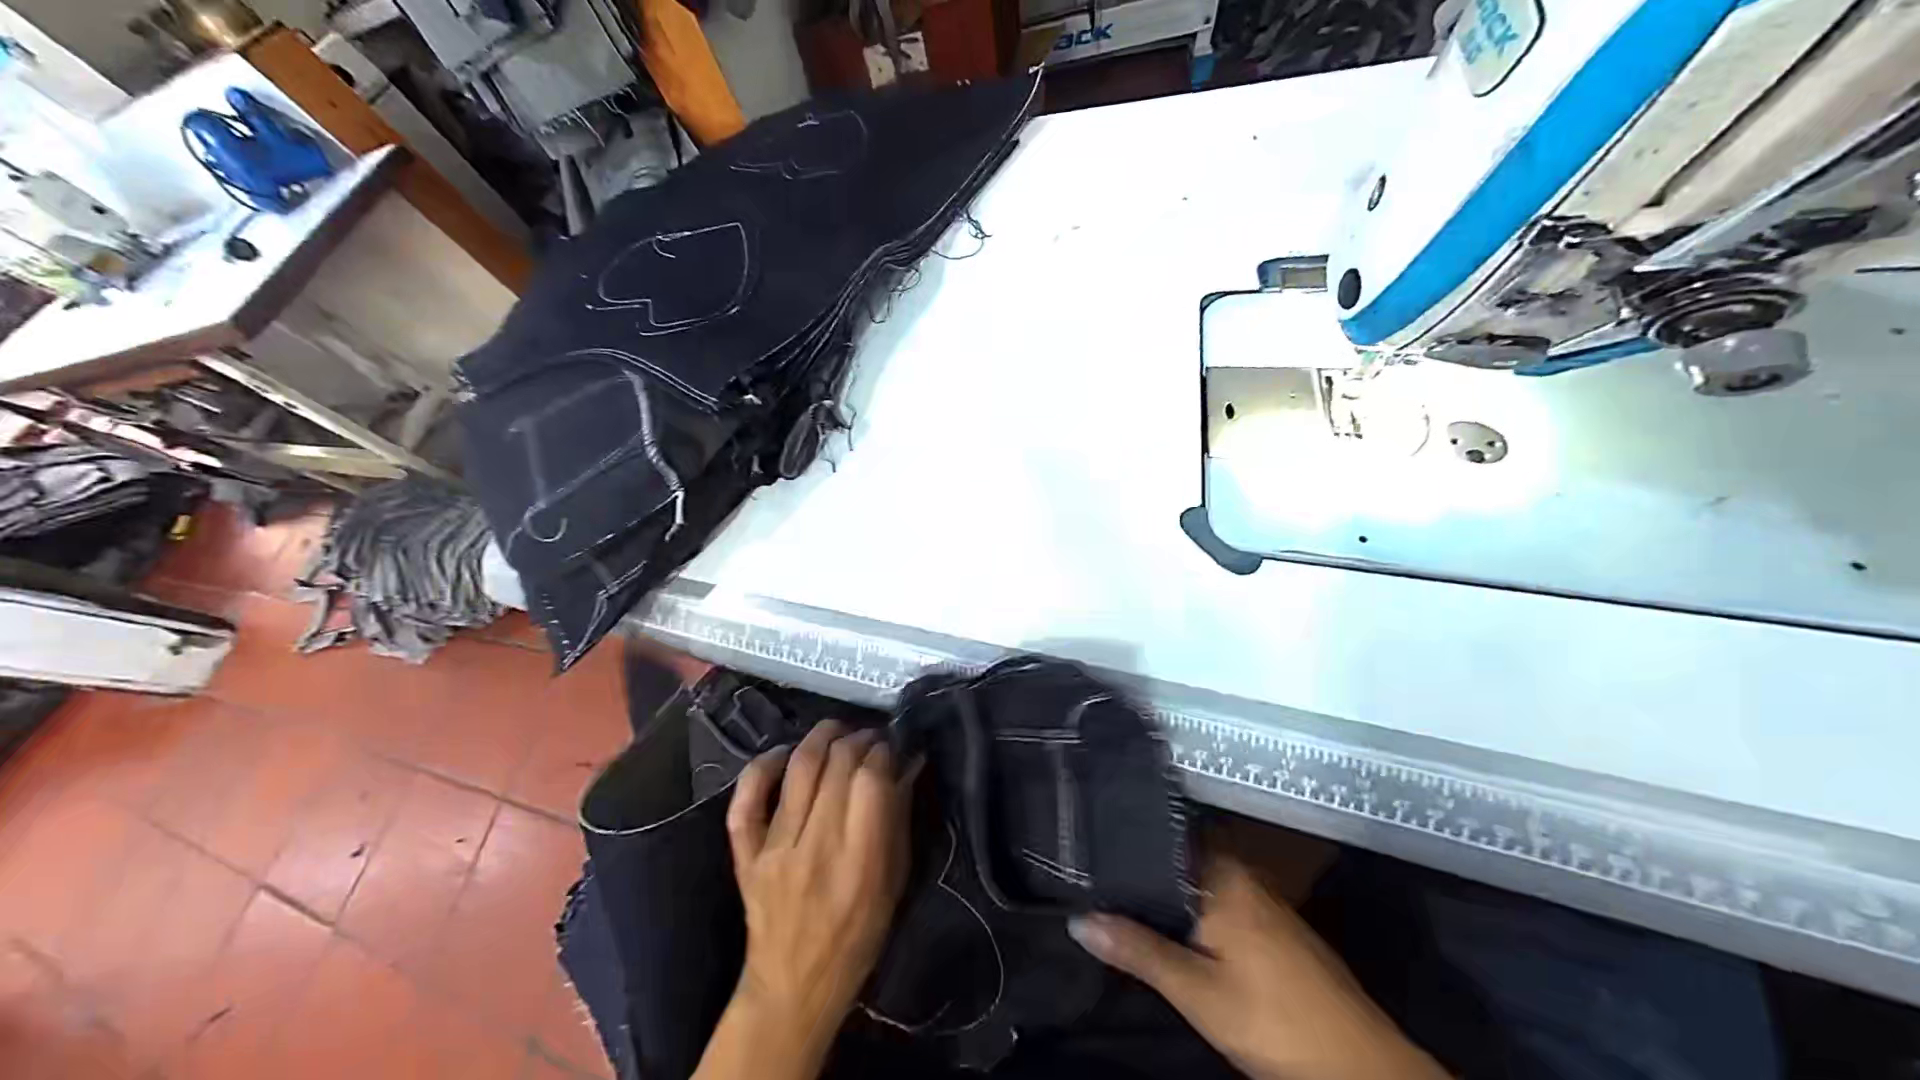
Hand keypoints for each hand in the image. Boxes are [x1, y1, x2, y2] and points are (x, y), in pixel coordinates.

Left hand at [694, 720, 913, 1079]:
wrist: (794, 986)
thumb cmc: (858, 938)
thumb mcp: (894, 884)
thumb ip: (899, 822)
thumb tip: (906, 765)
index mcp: (860, 861)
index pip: (870, 779)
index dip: (884, 751)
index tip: (893, 747)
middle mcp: (816, 847)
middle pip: (837, 765)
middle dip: (859, 739)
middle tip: (871, 738)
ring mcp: (775, 848)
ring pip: (798, 768)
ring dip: (821, 737)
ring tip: (838, 731)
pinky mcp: (746, 853)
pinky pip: (746, 798)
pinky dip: (764, 765)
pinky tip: (785, 753)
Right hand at [1069, 853, 1448, 1079]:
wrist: (1365, 1071)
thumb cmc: (1274, 1023)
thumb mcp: (1196, 992)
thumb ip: (1138, 949)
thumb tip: (1078, 918)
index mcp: (1222, 875)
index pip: (1159, 842)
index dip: (1119, 849)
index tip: (1080, 854)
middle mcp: (1242, 874)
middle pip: (1176, 862)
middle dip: (1138, 875)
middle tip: (1088, 882)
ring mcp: (1262, 900)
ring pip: (1196, 884)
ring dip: (1163, 896)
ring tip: (1115, 902)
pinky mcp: (1274, 928)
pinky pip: (1217, 902)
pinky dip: (1190, 912)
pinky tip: (1170, 932)